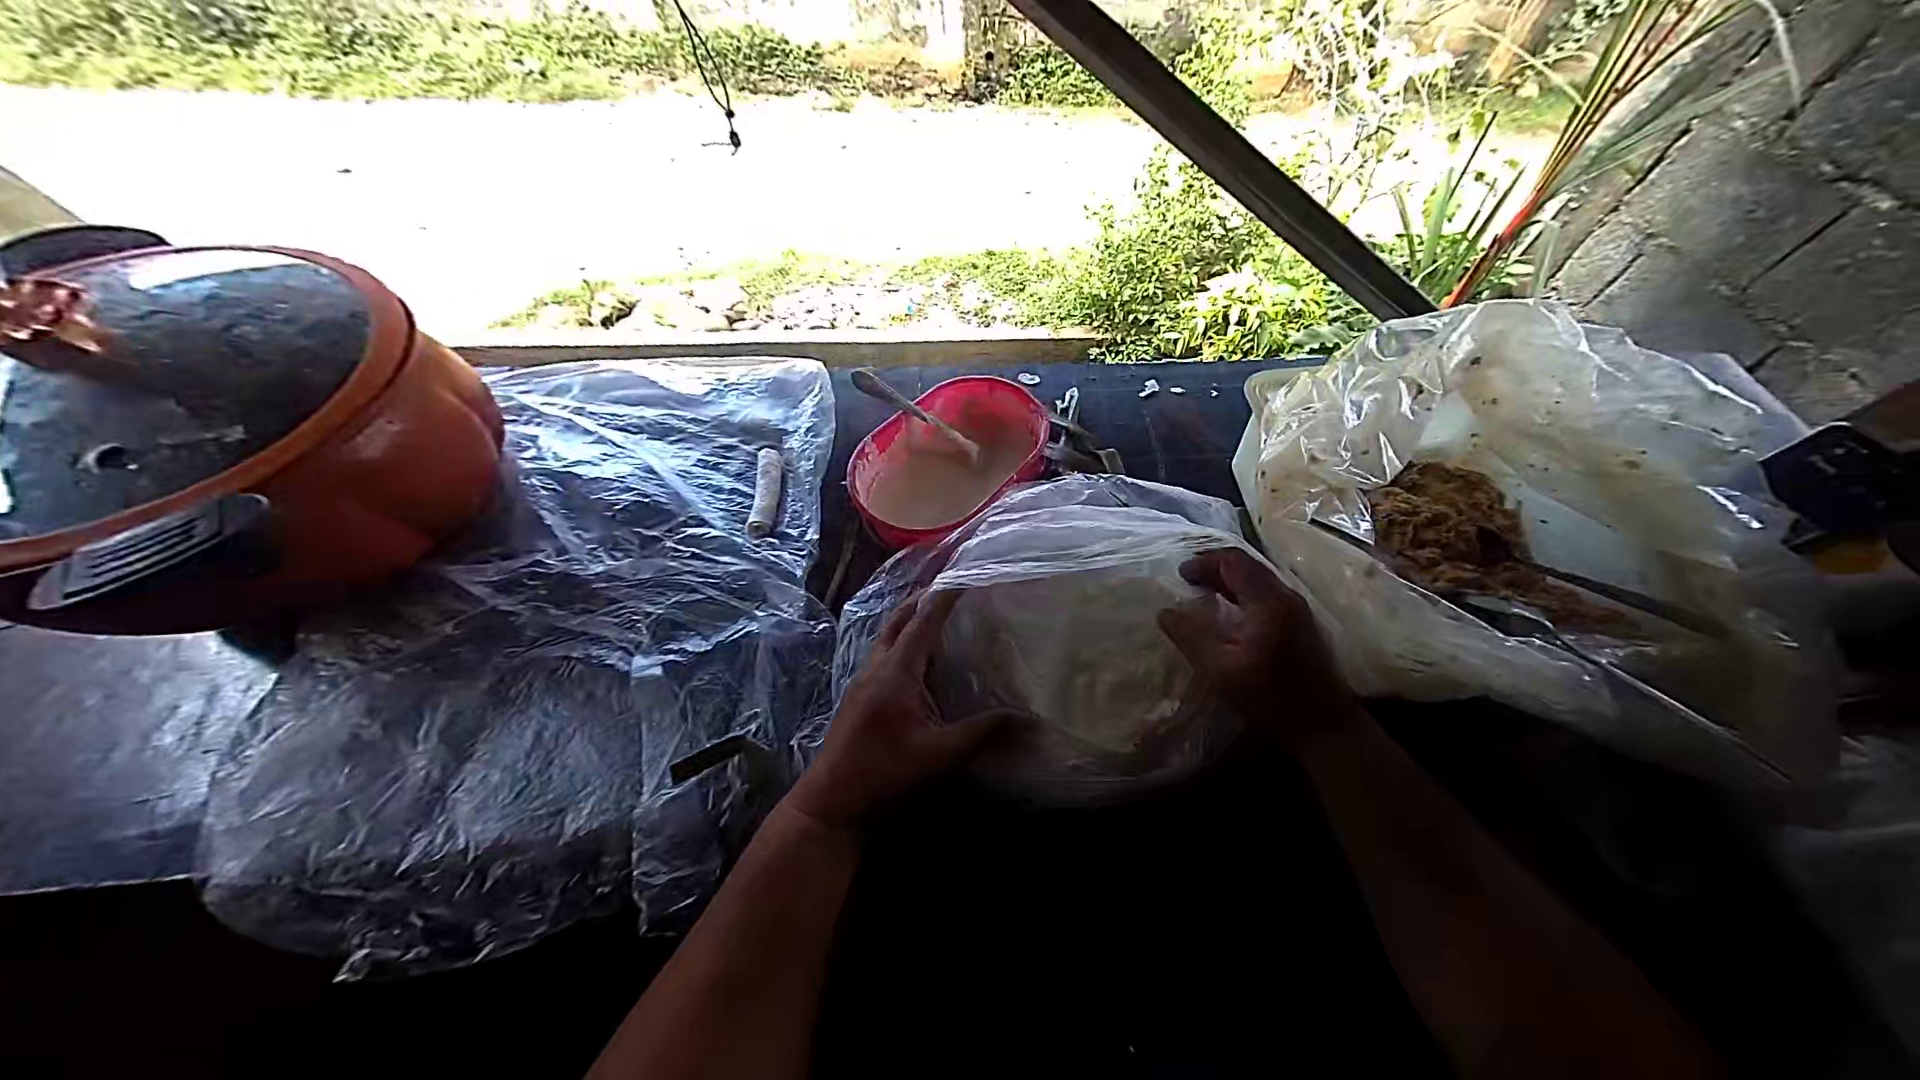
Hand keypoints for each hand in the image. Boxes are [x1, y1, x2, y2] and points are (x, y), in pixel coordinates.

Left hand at [786, 590, 1006, 830]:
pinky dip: (904, 641)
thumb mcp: (939, 755)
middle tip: (953, 583)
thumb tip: (1028, 719)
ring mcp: (864, 679)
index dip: (945, 594)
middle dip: (925, 597)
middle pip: (900, 618)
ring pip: (889, 635)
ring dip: (912, 618)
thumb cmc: (884, 773)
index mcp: (896, 671)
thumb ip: (982, 732)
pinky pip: (885, 654)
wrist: (831, 801)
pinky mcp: (860, 695)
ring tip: (941, 612)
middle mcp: (877, 666)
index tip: (965, 571)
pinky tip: (921, 658)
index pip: (923, 620)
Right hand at [1157, 547, 1359, 755]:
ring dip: (1228, 580)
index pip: (1233, 561)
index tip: (1180, 575)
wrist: (1325, 723)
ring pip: (1258, 579)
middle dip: (1214, 568)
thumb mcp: (1221, 668)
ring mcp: (1297, 609)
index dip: (1203, 562)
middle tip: (1187, 581)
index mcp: (1268, 601)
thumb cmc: (1271, 696)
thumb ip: (1191, 636)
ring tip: (1203, 594)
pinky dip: (1242, 593)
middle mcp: (1286, 596)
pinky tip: (1229, 613)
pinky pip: (1266, 594)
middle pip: (1247, 566)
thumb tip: (1165, 612)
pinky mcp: (1301, 623)